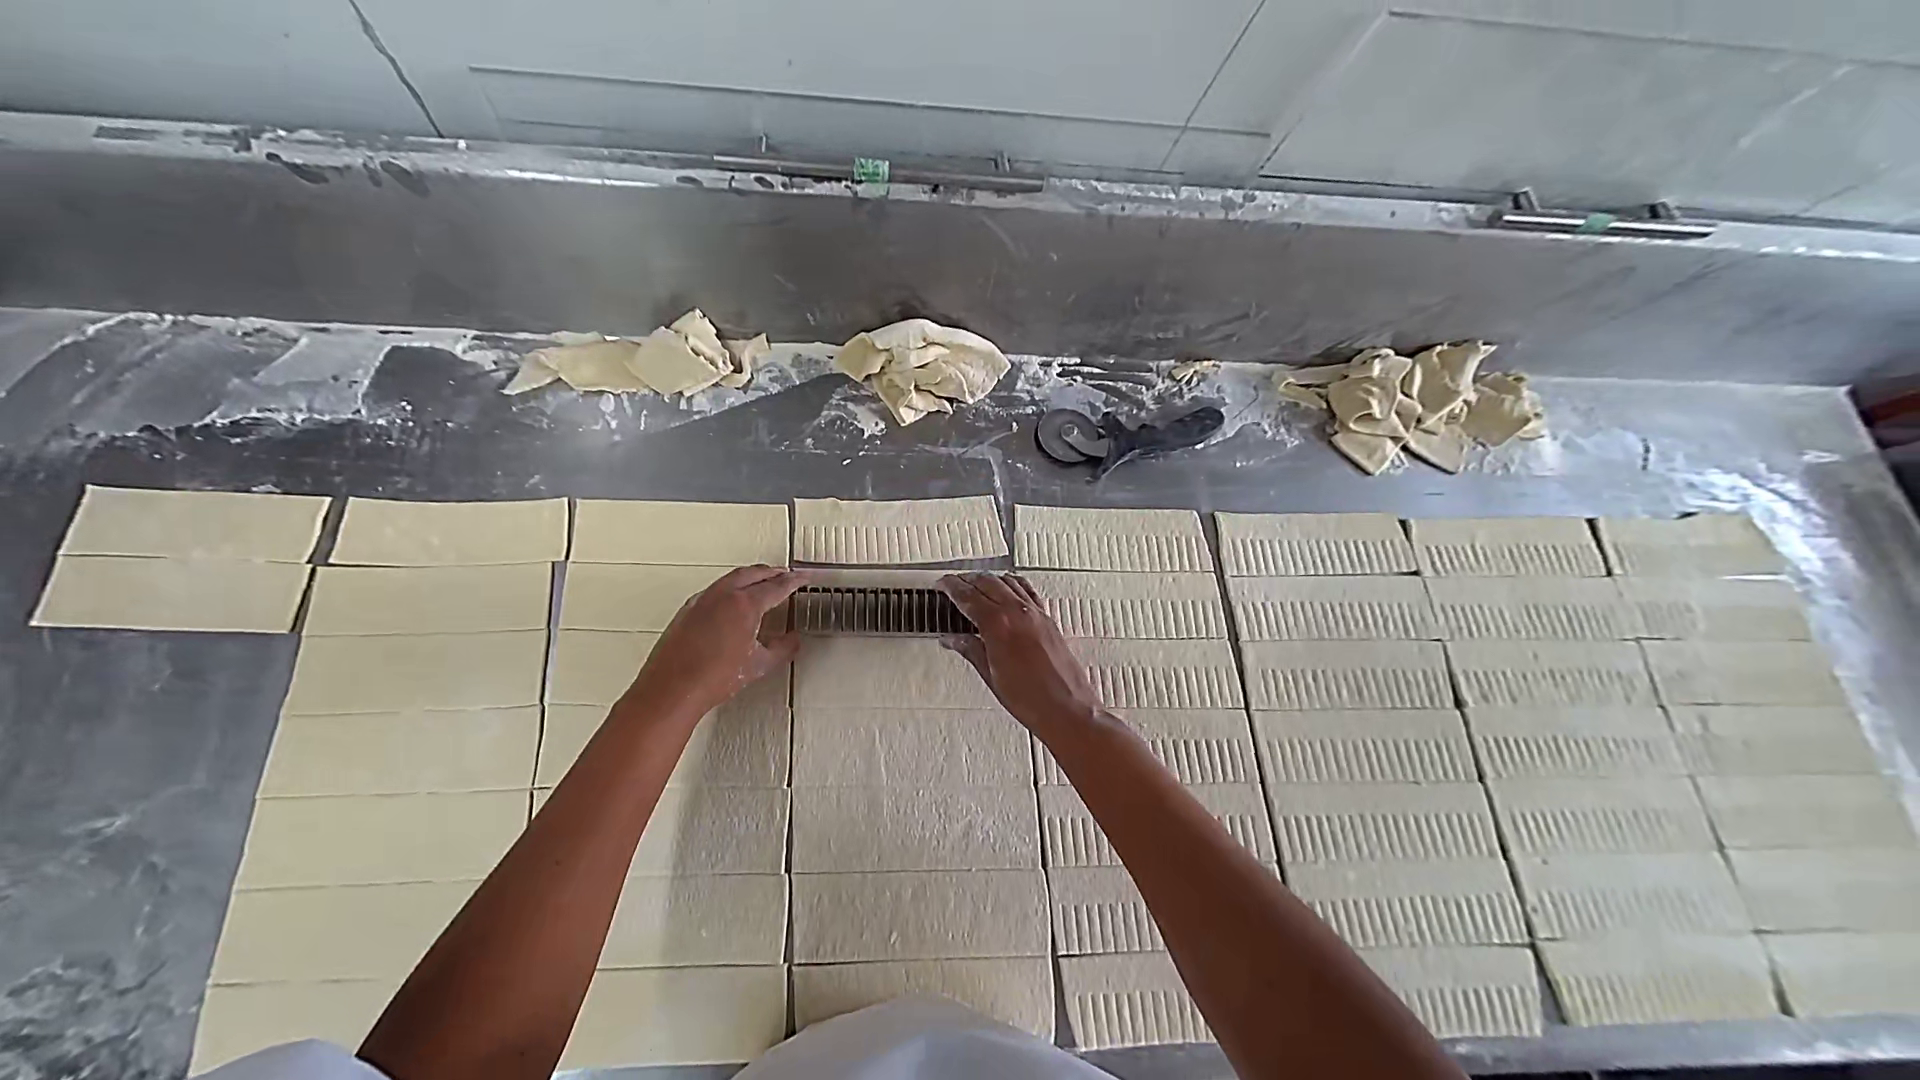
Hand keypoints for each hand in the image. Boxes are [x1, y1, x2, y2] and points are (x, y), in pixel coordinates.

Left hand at [623, 565, 810, 719]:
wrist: (672, 689)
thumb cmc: (709, 678)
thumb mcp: (760, 664)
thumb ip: (783, 648)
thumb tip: (792, 640)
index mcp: (744, 604)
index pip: (777, 586)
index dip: (794, 581)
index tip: (802, 578)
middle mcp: (722, 596)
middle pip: (754, 573)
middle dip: (773, 572)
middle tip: (786, 575)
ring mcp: (702, 601)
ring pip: (733, 578)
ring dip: (752, 576)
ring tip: (762, 582)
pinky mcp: (688, 610)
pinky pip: (715, 588)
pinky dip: (731, 586)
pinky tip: (733, 599)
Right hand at [937, 572, 1106, 734]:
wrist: (1067, 709)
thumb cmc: (1033, 699)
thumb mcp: (990, 675)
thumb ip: (970, 650)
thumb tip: (954, 640)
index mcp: (998, 625)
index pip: (968, 596)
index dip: (952, 587)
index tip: (943, 584)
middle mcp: (1018, 613)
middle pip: (987, 582)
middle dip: (967, 580)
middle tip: (954, 583)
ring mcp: (1035, 614)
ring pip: (1007, 581)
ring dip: (988, 579)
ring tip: (976, 582)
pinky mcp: (1048, 619)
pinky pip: (1027, 590)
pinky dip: (1013, 584)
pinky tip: (1009, 586)